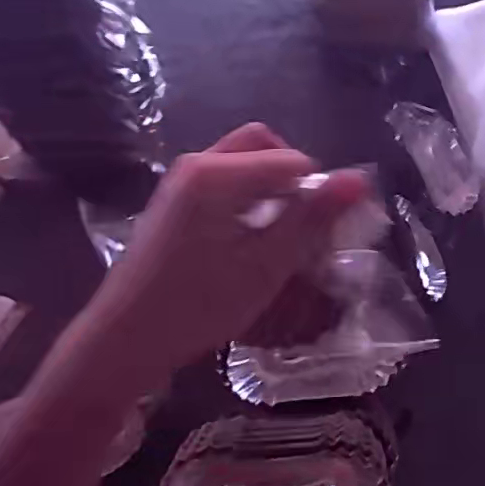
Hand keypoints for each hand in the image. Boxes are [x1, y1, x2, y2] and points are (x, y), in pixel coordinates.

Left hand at [84, 124, 369, 389]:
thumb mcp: (268, 264)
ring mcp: (182, 179)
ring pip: (246, 159)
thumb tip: (360, 179)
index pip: (293, 160)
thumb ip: (314, 216)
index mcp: (218, 174)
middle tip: (300, 222)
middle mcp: (198, 162)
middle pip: (265, 144)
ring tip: (277, 233)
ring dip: (273, 185)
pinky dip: (251, 193)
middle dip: (293, 176)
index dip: (316, 192)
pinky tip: (248, 237)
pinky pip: (227, 176)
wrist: (124, 341)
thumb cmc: (200, 305)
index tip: (316, 234)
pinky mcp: (177, 197)